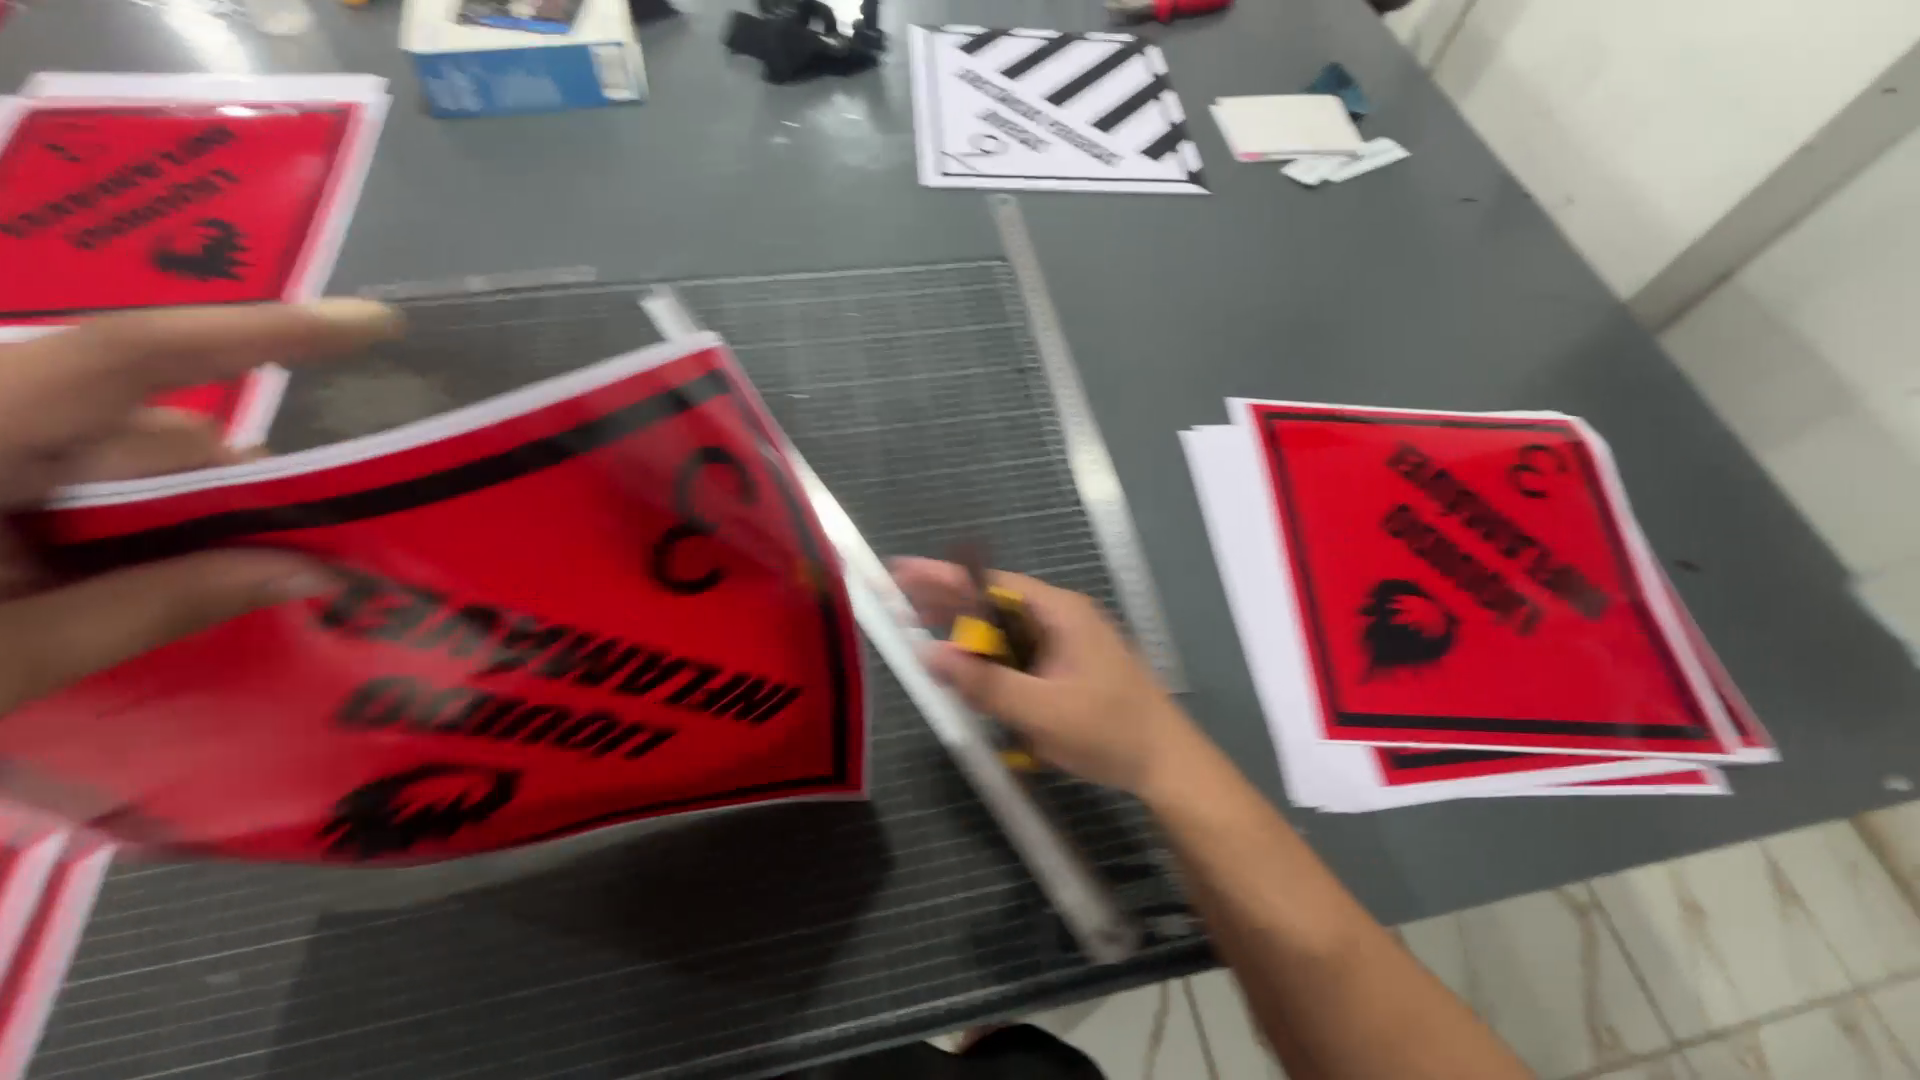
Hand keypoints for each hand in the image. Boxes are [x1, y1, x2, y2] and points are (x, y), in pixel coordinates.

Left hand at [0, 300, 401, 715]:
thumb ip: (157, 606)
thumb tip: (312, 574)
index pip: (131, 355)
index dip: (263, 333)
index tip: (374, 327)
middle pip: (136, 425)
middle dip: (232, 486)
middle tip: (319, 546)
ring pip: (103, 461)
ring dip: (178, 521)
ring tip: (238, 585)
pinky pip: (59, 486)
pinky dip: (119, 535)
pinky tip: (148, 588)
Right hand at [891, 557, 1202, 797]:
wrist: (1167, 765)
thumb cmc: (1109, 732)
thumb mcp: (1042, 710)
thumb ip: (985, 683)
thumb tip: (930, 655)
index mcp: (1060, 613)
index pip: (991, 585)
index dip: (945, 578)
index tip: (905, 571)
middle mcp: (1062, 619)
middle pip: (994, 603)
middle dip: (948, 600)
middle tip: (899, 598)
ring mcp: (1066, 643)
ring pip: (1004, 631)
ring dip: (967, 633)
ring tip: (921, 627)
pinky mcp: (1067, 668)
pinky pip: (1019, 655)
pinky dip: (990, 661)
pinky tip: (968, 673)